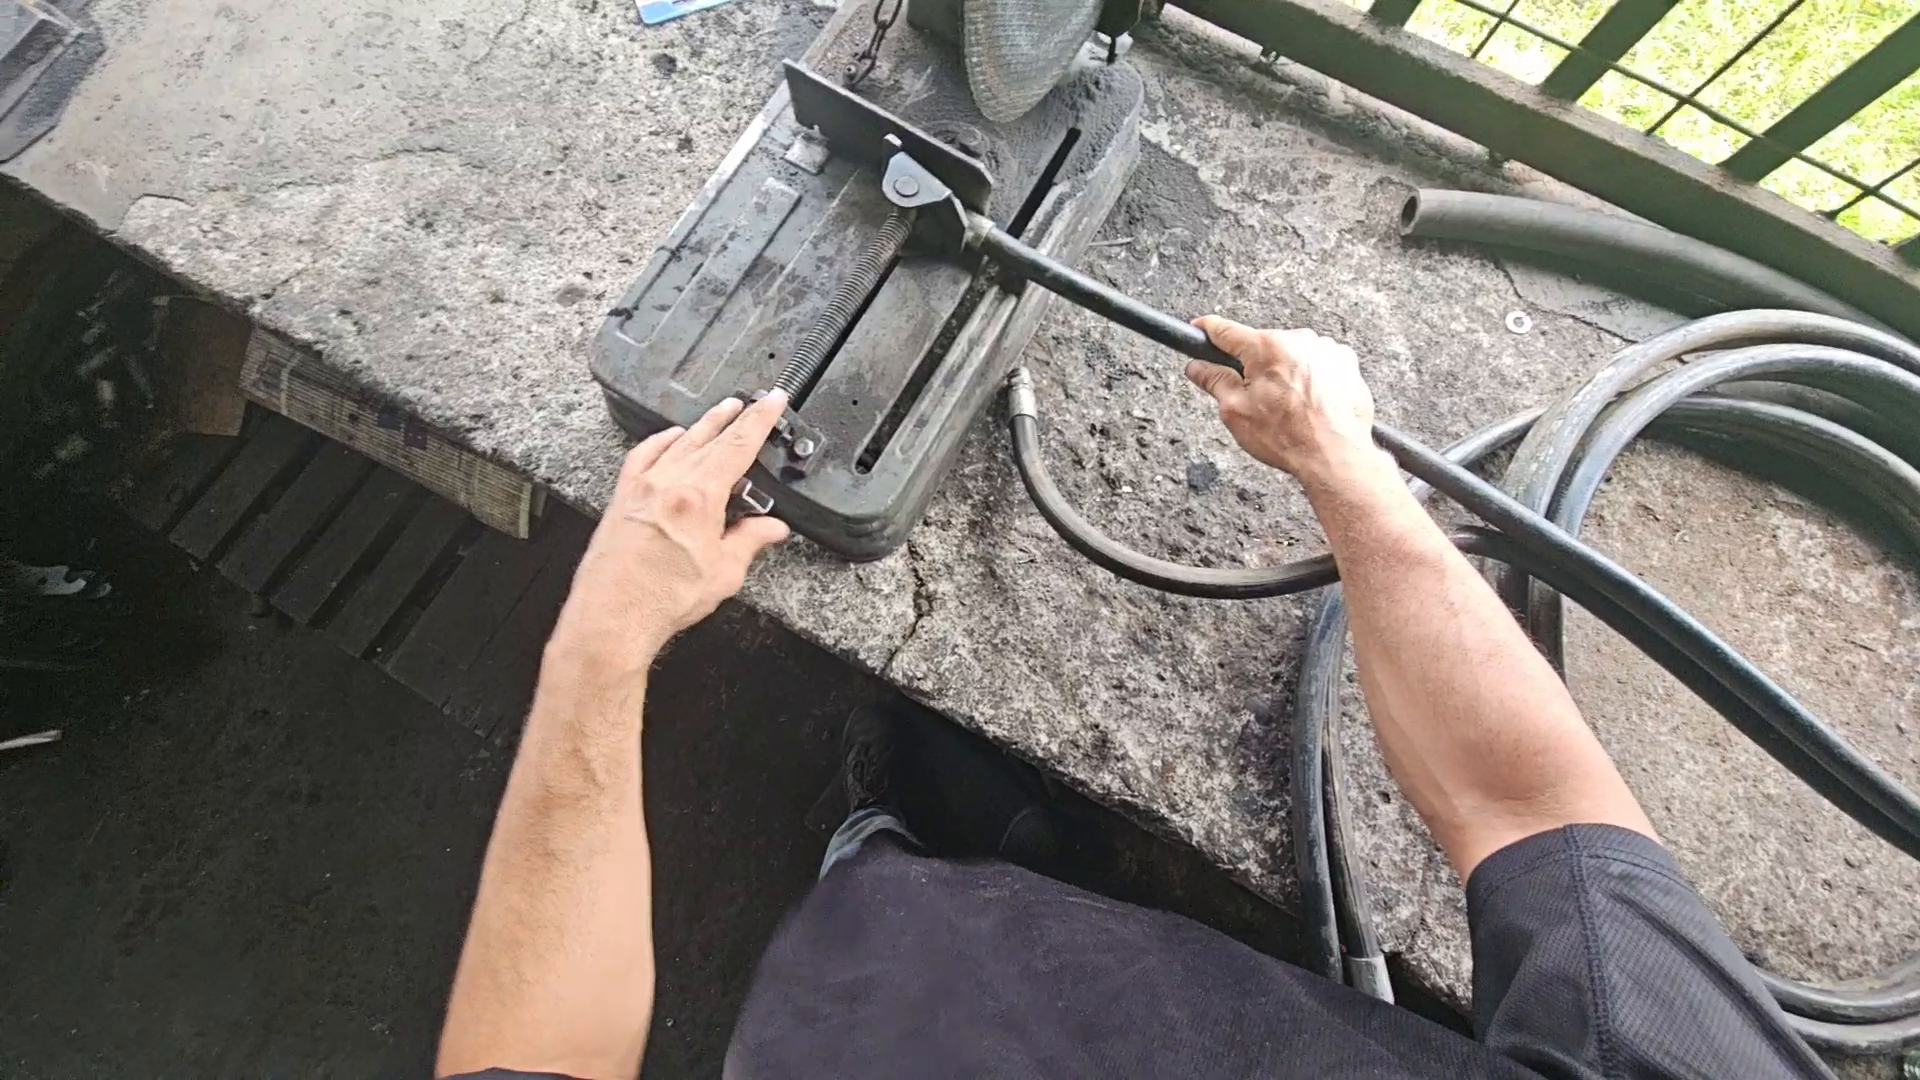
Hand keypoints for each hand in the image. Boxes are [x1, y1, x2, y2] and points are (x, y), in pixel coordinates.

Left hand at [548, 393, 791, 682]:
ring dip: (703, 425)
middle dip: (735, 416)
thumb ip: (750, 541)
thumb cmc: (662, 597)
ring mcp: (642, 486)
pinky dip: (662, 441)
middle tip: (752, 401)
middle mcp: (668, 482)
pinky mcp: (623, 497)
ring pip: (679, 442)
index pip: (738, 446)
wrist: (612, 616)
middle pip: (709, 437)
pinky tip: (671, 438)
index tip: (773, 400)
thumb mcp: (724, 572)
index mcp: (699, 497)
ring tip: (721, 412)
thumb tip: (772, 528)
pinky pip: (643, 455)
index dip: (760, 420)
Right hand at [1185, 316, 1381, 486]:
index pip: (1226, 330)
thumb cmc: (1287, 437)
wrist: (1334, 455)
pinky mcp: (1345, 362)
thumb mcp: (1235, 411)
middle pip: (1261, 345)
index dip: (1207, 329)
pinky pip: (1314, 363)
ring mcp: (1326, 349)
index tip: (1198, 328)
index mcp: (1267, 348)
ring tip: (1284, 406)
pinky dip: (1306, 378)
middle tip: (1251, 398)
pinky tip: (1305, 403)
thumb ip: (1214, 381)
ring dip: (1281, 372)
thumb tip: (1197, 366)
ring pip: (1289, 354)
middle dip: (1251, 366)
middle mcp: (1299, 340)